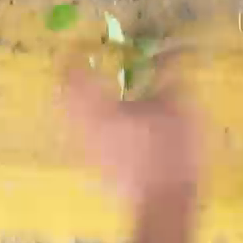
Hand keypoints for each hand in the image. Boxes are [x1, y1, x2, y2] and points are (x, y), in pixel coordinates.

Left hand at [60, 57, 202, 208]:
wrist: (166, 199)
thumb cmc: (171, 146)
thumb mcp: (178, 100)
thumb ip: (168, 71)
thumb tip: (168, 48)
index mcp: (100, 109)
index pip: (75, 78)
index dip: (75, 58)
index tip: (81, 43)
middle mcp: (85, 128)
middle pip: (64, 99)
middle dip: (72, 78)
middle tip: (83, 61)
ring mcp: (88, 149)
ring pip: (70, 116)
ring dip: (77, 97)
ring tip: (94, 82)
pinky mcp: (97, 162)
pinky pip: (82, 131)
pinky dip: (87, 115)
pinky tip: (107, 111)